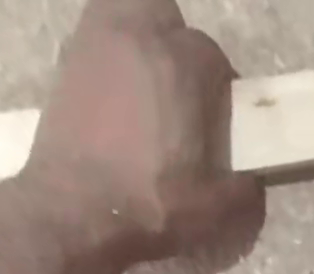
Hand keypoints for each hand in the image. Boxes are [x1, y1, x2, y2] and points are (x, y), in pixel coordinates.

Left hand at [22, 0, 264, 265]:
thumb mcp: (221, 207)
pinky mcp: (62, 66)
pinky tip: (121, 105)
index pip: (213, 54)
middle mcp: (133, 39)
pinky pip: (96, 44)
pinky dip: (112, 63)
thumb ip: (247, 185)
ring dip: (141, 43)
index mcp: (180, 66)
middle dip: (176, 39)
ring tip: (152, 91)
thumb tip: (251, 177)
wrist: (76, 212)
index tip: (224, 119)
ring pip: (121, 15)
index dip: (223, 86)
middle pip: (160, 10)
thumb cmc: (156, 204)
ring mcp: (90, 46)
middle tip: (186, 86)